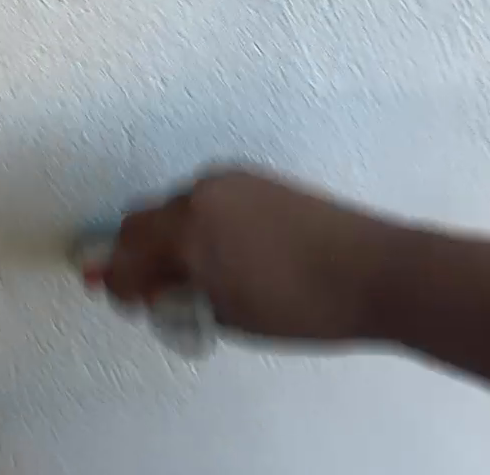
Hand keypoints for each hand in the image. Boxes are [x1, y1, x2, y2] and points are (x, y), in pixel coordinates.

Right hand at [95, 167, 401, 341]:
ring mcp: (221, 180)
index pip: (127, 254)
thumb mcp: (228, 315)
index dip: (117, 281)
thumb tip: (149, 291)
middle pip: (139, 220)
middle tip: (151, 286)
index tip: (123, 300)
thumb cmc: (300, 307)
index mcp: (187, 235)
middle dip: (135, 252)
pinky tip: (225, 246)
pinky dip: (196, 220)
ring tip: (196, 269)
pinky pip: (201, 197)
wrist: (372, 269)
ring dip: (168, 235)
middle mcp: (195, 196)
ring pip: (171, 207)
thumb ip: (178, 297)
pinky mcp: (245, 175)